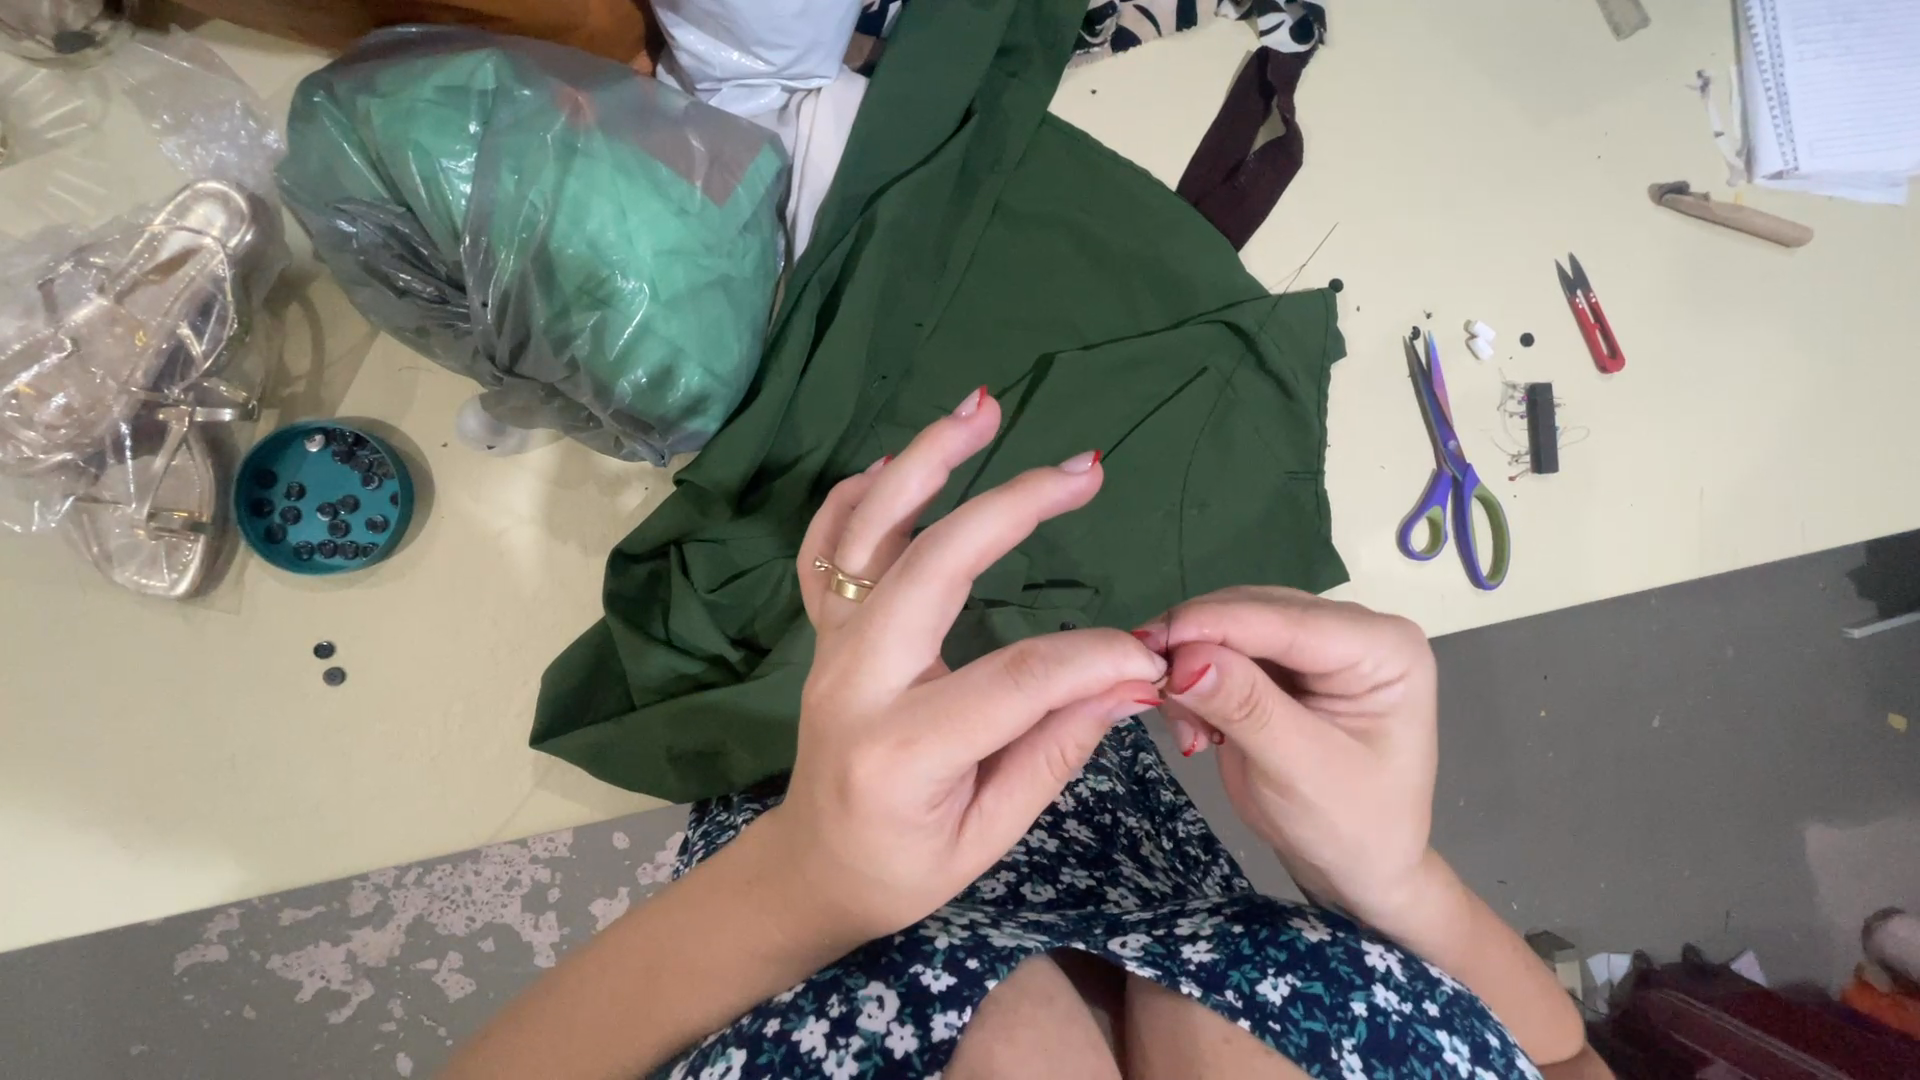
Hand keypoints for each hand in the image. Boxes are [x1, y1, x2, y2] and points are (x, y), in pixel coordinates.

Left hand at [760, 387, 1166, 942]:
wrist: (813, 865)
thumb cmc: (902, 866)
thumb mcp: (988, 835)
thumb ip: (1054, 749)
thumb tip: (1129, 678)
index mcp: (903, 747)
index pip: (1018, 676)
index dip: (1093, 656)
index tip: (1146, 654)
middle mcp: (855, 678)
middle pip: (933, 565)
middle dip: (1012, 507)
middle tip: (1080, 468)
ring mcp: (828, 646)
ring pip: (868, 533)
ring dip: (925, 462)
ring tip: (981, 409)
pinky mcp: (821, 632)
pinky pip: (824, 549)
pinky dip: (854, 497)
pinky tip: (891, 463)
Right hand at [1133, 588, 1437, 927]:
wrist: (1352, 864)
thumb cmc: (1349, 826)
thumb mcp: (1300, 771)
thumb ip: (1246, 708)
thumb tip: (1184, 660)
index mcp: (1383, 647)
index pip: (1286, 619)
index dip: (1214, 626)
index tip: (1149, 646)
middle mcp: (1348, 629)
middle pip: (1251, 611)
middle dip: (1195, 644)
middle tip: (1149, 687)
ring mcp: (1311, 642)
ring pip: (1226, 623)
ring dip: (1189, 664)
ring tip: (1184, 724)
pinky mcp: (1278, 659)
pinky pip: (1218, 647)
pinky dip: (1192, 677)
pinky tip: (1194, 722)